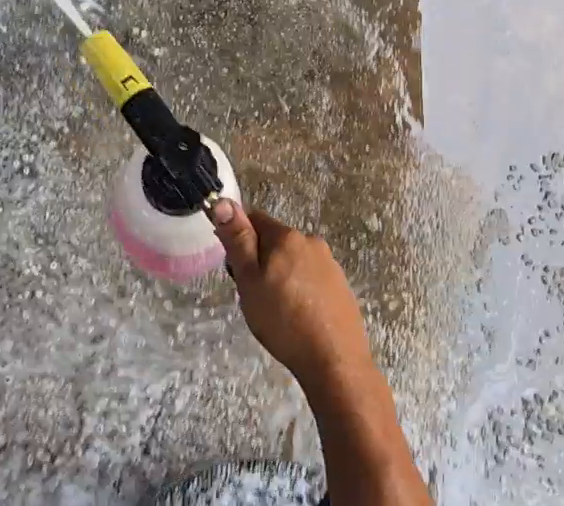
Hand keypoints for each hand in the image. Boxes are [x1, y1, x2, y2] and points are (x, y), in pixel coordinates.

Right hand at [209, 198, 373, 389]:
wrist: (334, 361)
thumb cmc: (283, 320)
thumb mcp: (250, 280)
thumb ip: (237, 240)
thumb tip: (222, 201)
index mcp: (287, 236)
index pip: (254, 219)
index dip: (239, 242)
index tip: (237, 272)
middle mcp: (311, 242)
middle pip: (274, 241)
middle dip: (260, 262)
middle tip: (254, 296)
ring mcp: (330, 264)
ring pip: (293, 262)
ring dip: (280, 277)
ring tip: (276, 312)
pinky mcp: (341, 287)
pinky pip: (310, 279)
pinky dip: (300, 291)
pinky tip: (298, 318)